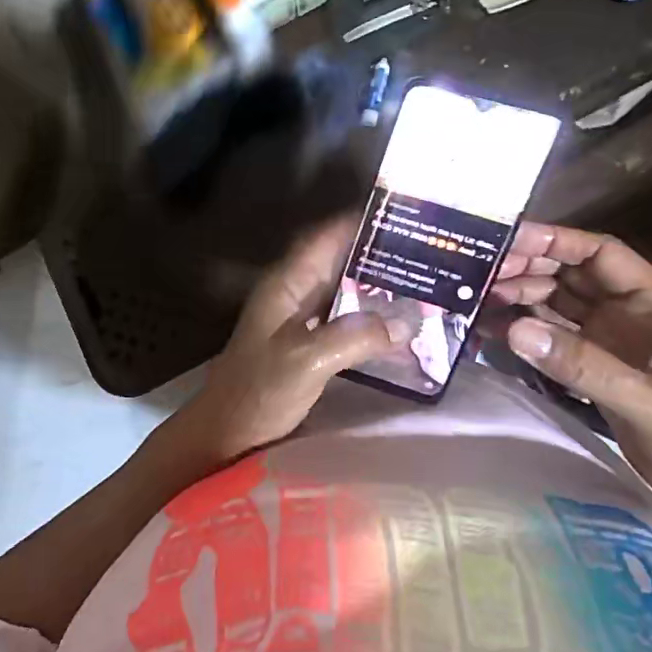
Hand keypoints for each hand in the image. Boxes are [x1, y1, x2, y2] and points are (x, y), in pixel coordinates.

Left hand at [169, 216, 411, 461]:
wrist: (226, 436)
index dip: (356, 222)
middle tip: (424, 252)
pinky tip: (400, 327)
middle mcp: (293, 295)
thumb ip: (355, 337)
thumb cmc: (257, 391)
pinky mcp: (308, 347)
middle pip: (338, 262)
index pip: (323, 238)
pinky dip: (370, 319)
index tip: (398, 215)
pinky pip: (345, 321)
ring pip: (343, 292)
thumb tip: (407, 322)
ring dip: (376, 288)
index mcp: (286, 285)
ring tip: (424, 284)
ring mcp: (300, 322)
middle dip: (376, 255)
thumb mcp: (307, 360)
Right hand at [490, 223, 651, 558]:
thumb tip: (514, 329)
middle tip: (479, 275)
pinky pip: (561, 346)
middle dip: (530, 271)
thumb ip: (584, 366)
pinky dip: (531, 338)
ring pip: (563, 310)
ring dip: (524, 303)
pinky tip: (496, 335)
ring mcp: (621, 348)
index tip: (509, 240)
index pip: (604, 256)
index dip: (557, 241)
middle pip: (576, 279)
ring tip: (477, 302)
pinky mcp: (607, 376)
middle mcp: (638, 318)